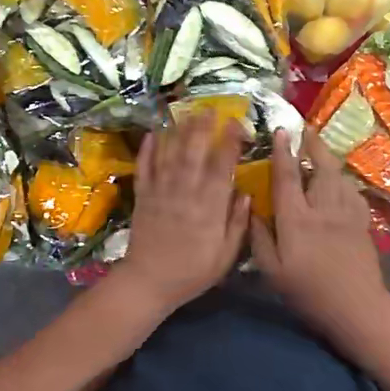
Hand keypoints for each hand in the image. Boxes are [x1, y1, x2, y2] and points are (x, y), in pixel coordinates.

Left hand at [112, 114, 249, 312]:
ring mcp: (161, 192)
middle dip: (202, 128)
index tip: (236, 124)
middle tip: (209, 108)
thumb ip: (236, 223)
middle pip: (194, 153)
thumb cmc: (193, 272)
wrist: (149, 281)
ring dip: (178, 131)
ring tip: (186, 112)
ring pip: (170, 155)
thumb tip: (246, 194)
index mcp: (209, 207)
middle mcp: (186, 193)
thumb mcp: (225, 255)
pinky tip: (154, 134)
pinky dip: (148, 150)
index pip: (221, 167)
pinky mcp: (143, 197)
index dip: (229, 142)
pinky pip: (145, 168)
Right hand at [250, 126, 389, 329]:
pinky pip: (353, 193)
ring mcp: (346, 215)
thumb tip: (251, 210)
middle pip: (320, 168)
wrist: (357, 308)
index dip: (283, 152)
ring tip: (321, 148)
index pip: (287, 177)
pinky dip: (344, 181)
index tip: (281, 131)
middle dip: (313, 145)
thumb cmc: (309, 292)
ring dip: (329, 159)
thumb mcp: (272, 271)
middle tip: (308, 129)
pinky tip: (341, 182)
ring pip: (338, 177)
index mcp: (296, 219)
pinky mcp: (362, 224)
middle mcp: (322, 209)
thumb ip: (259, 238)